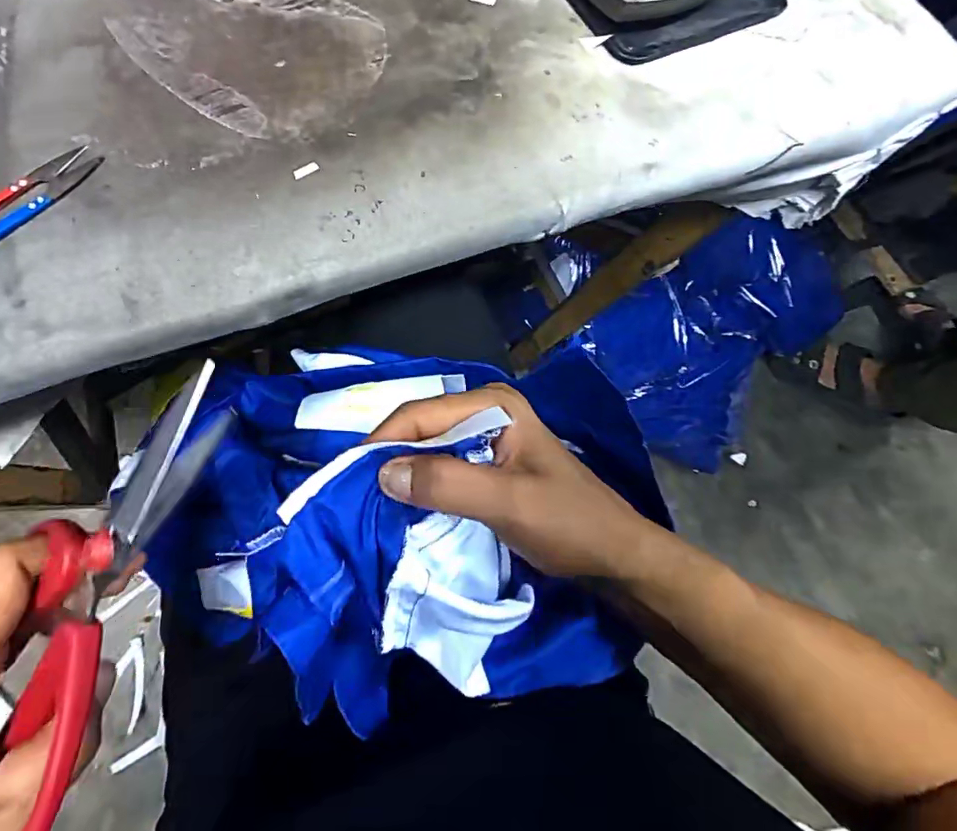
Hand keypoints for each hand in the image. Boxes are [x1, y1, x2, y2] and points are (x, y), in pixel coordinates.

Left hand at [0, 535, 111, 830]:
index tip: (112, 560)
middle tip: (119, 584)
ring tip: (91, 632)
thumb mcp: (4, 810)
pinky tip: (44, 670)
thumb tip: (99, 671)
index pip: (7, 568)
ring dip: (49, 611)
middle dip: (70, 578)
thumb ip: (67, 737)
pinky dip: (22, 637)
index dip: (66, 549)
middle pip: (7, 587)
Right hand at [368, 383, 661, 578]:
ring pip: (428, 447)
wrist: (611, 551)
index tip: (345, 482)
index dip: (381, 444)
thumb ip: (447, 484)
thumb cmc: (568, 522)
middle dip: (387, 458)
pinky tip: (402, 506)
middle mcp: (487, 410)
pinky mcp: (488, 463)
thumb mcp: (507, 503)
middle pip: (421, 426)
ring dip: (401, 473)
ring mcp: (488, 436)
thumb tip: (382, 472)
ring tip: (366, 504)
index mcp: (494, 405)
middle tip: (350, 496)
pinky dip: (421, 484)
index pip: (421, 413)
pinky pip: (442, 466)